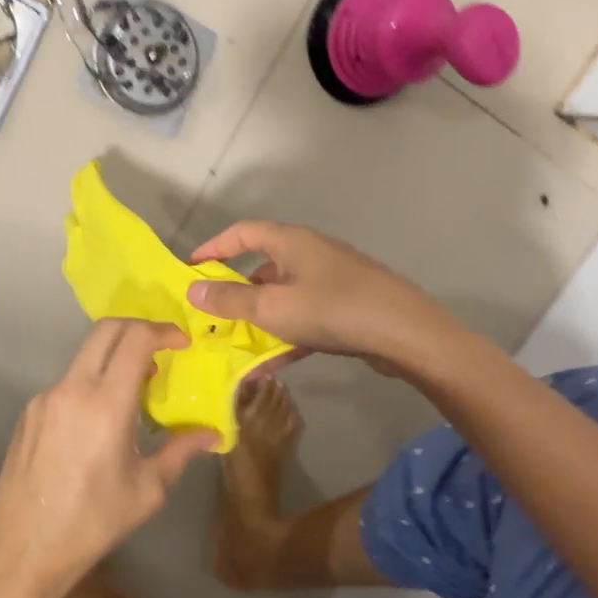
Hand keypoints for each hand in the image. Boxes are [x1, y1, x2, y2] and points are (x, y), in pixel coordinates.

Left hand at [0, 320, 217, 591]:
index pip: (135, 338)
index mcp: (105, 404)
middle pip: (105, 330)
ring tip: (134, 395)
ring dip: (113, 361)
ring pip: (83, 358)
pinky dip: (90, 387)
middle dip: (138, 329)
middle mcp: (70, 390)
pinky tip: (98, 424)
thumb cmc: (93, 523)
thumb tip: (213, 434)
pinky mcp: (27, 415)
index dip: (164, 331)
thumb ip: (180, 452)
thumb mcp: (147, 490)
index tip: (183, 344)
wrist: (24, 549)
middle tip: (161, 351)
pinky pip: (65, 385)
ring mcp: (43, 400)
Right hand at [186, 221, 458, 367]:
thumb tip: (194, 290)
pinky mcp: (347, 306)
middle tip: (212, 316)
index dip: (215, 247)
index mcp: (291, 242)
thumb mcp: (272, 308)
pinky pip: (304, 316)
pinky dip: (285, 335)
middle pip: (263, 266)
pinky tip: (272, 365)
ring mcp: (332, 280)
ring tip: (237, 346)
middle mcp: (311, 254)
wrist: (405, 333)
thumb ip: (231, 301)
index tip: (192, 267)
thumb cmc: (332, 310)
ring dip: (259, 319)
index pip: (243, 232)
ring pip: (284, 296)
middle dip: (236, 292)